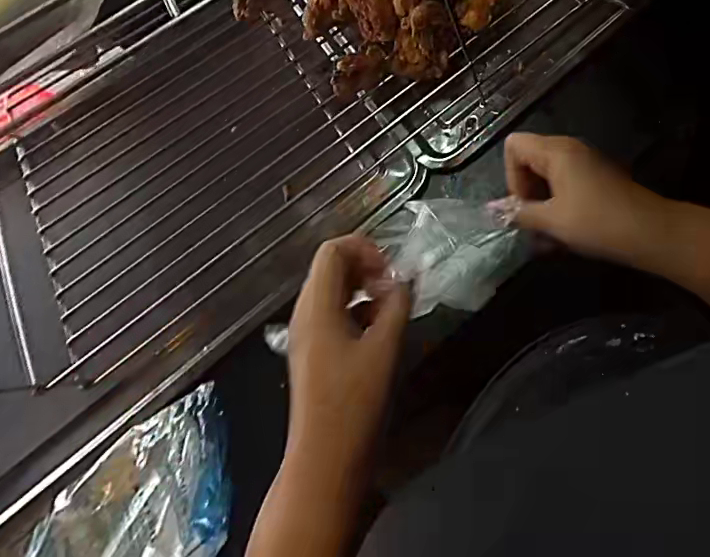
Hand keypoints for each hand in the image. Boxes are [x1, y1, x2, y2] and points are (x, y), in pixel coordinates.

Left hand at [286, 236, 409, 465]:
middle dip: (365, 265)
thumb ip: (397, 305)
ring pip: (332, 288)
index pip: (332, 250)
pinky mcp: (312, 350)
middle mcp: (305, 313)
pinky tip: (377, 328)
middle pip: (330, 265)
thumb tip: (404, 281)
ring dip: (362, 286)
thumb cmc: (353, 403)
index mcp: (317, 307)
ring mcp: (306, 332)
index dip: (364, 248)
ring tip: (389, 306)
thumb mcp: (385, 347)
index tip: (390, 270)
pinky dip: (356, 306)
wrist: (324, 461)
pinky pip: (332, 310)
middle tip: (392, 285)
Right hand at [493, 133, 675, 264]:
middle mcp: (569, 148)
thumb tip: (492, 210)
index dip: (511, 176)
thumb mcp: (553, 221)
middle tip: (532, 223)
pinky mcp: (597, 177)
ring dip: (542, 202)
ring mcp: (585, 161)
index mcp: (556, 151)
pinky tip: (565, 232)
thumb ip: (519, 212)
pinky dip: (558, 203)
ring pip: (548, 174)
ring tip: (547, 234)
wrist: (650, 231)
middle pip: (529, 158)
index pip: (514, 146)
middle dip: (525, 191)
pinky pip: (566, 182)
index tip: (522, 205)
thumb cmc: (597, 222)